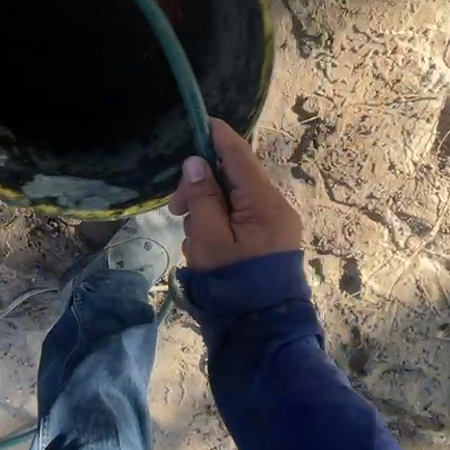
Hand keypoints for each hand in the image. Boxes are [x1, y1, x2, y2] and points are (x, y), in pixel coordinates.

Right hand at [168, 118, 302, 270]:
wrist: (260, 331)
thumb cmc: (232, 281)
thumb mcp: (209, 238)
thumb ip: (202, 197)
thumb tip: (196, 162)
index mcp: (265, 203)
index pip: (239, 155)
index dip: (218, 135)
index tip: (199, 118)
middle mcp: (274, 207)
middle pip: (232, 177)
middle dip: (200, 187)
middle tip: (175, 209)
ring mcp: (272, 225)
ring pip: (231, 199)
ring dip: (206, 209)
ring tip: (191, 238)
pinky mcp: (265, 240)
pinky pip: (236, 218)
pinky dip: (216, 224)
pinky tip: (202, 247)